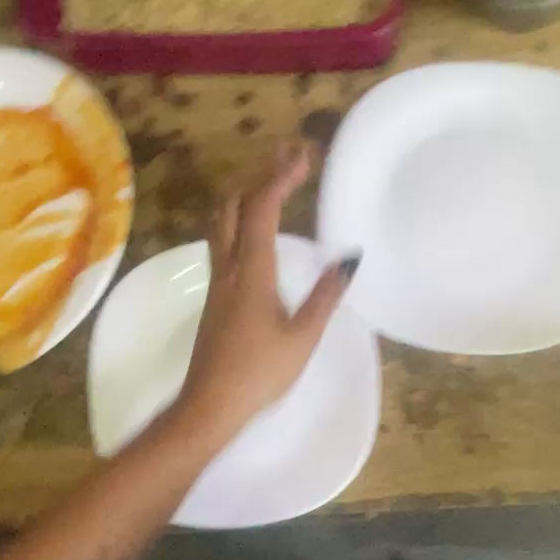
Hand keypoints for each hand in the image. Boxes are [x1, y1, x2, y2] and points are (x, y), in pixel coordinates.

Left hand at [174, 141, 357, 440]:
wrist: (210, 404)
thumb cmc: (260, 374)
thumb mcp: (303, 338)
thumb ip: (325, 296)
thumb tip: (348, 260)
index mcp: (251, 271)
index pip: (262, 208)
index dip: (281, 176)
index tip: (303, 156)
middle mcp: (228, 266)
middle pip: (234, 204)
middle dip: (259, 173)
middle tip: (287, 155)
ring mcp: (218, 280)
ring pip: (222, 220)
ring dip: (244, 192)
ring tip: (270, 178)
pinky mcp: (215, 294)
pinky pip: (221, 239)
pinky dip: (238, 216)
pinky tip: (253, 226)